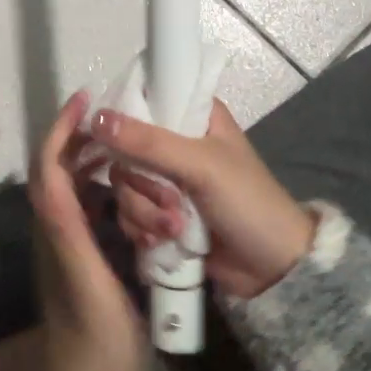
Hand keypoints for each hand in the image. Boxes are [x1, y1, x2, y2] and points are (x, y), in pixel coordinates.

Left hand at [31, 90, 148, 370]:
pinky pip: (91, 209)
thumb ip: (69, 229)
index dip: (60, 127)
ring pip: (75, 187)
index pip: (47, 163)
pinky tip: (136, 189)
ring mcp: (70, 245)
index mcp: (54, 227)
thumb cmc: (93, 336)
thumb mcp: (87, 281)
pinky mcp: (85, 260)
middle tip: (118, 116)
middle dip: (81, 136)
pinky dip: (107, 188)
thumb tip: (53, 173)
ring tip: (130, 143)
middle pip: (60, 168)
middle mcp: (56, 229)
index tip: (86, 99)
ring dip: (95, 159)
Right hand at [93, 100, 315, 299]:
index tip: (116, 142)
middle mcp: (175, 142)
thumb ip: (149, 142)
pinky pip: (129, 213)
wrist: (274, 272)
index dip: (122, 117)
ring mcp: (166, 180)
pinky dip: (141, 228)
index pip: (142, 98)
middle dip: (140, 183)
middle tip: (170, 200)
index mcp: (192, 115)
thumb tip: (96, 118)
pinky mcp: (160, 213)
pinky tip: (162, 242)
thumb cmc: (248, 203)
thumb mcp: (201, 166)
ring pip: (124, 184)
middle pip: (125, 150)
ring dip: (143, 211)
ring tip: (174, 230)